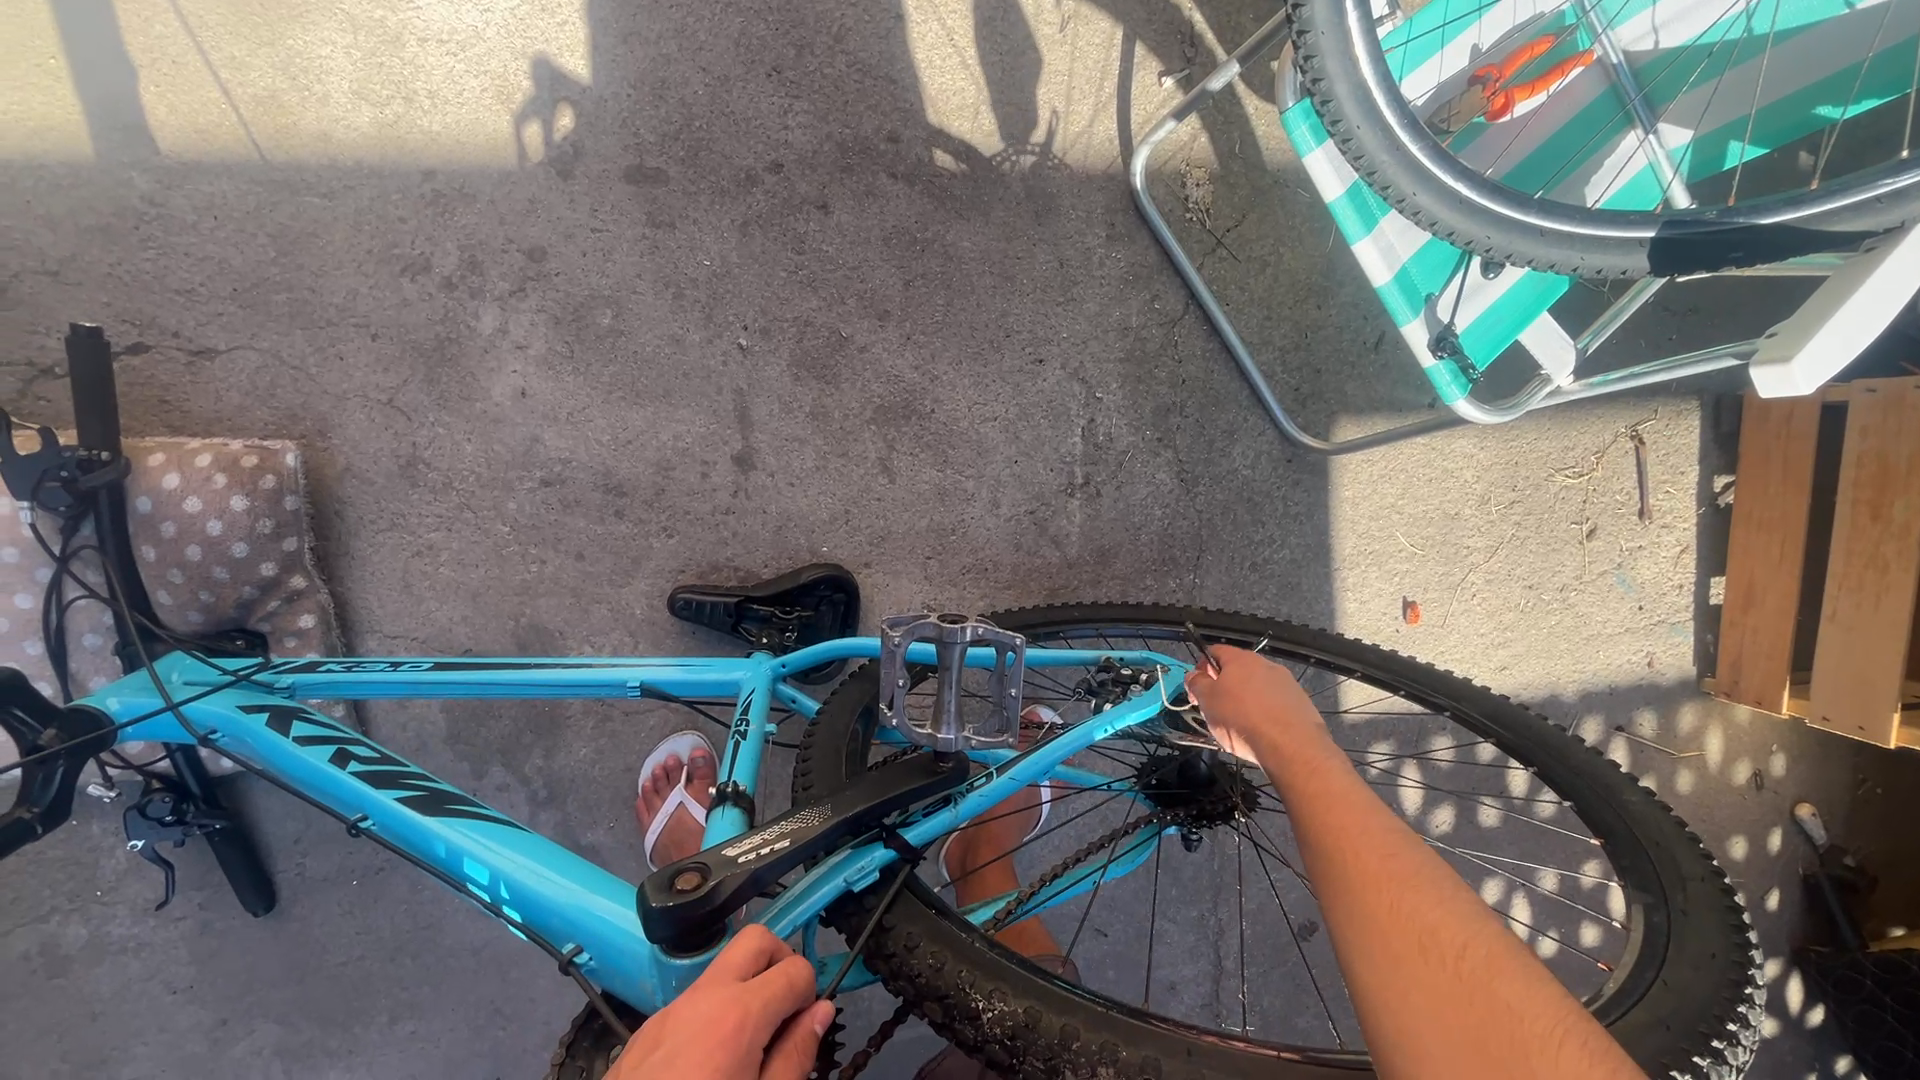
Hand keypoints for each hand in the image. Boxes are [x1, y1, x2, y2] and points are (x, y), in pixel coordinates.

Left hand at [609, 925, 835, 1079]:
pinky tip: (707, 1065)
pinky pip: (693, 1001)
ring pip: (722, 969)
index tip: (804, 1026)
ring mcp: (670, 1010)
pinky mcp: (646, 1030)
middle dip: (780, 961)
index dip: (810, 994)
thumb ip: (796, 1055)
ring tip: (748, 1046)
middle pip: (755, 938)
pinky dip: (714, 1013)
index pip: (796, 968)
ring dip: (746, 988)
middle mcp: (704, 997)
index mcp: (739, 1015)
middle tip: (785, 1009)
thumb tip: (821, 1011)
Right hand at [1184, 645, 1328, 762]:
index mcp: (1240, 659)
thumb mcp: (1207, 702)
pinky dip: (1266, 712)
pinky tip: (1262, 730)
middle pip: (1238, 670)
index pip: (1215, 651)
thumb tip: (1194, 675)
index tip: (1197, 688)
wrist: (1291, 747)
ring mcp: (1286, 683)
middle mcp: (1266, 665)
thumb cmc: (1242, 720)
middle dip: (1224, 686)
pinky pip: (1275, 702)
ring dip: (1246, 699)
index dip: (1201, 667)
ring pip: (1258, 687)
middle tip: (1216, 708)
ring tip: (1240, 724)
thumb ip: (1197, 684)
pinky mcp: (1301, 703)